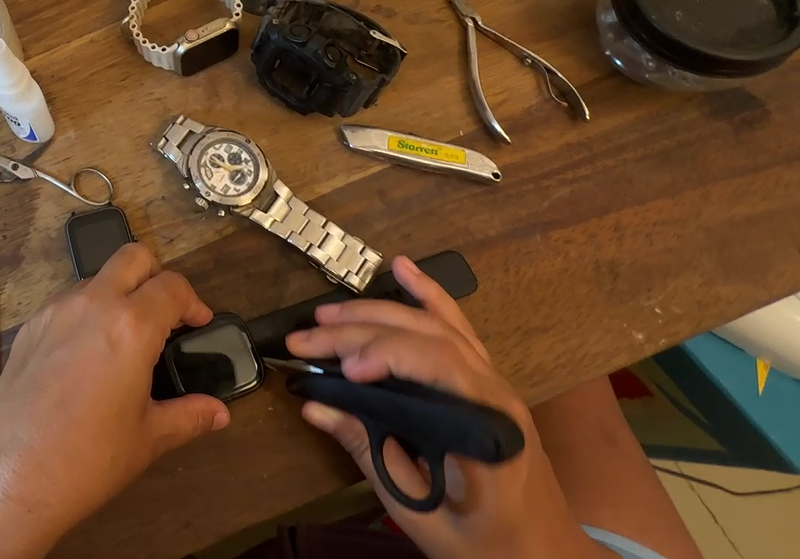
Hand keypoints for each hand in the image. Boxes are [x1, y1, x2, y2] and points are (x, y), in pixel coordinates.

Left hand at [0, 243, 229, 558]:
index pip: (172, 286)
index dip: (193, 301)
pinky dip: (86, 312)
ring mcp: (55, 310)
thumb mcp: (150, 437)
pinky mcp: (30, 326)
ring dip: (118, 293)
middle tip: (166, 314)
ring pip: (96, 277)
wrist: (16, 473)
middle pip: (132, 257)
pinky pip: (67, 302)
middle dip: (156, 275)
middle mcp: (92, 304)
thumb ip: (189, 415)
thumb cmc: (90, 457)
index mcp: (131, 325)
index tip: (199, 322)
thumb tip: (218, 412)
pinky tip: (88, 356)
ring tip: (127, 339)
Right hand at [284, 255, 601, 558]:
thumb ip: (372, 456)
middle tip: (303, 339)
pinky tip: (402, 268)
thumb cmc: (488, 547)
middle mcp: (495, 393)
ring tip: (326, 313)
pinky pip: (456, 326)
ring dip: (375, 312)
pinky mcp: (485, 379)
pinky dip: (428, 293)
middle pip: (423, 338)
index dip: (384, 356)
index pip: (436, 368)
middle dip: (358, 333)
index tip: (341, 372)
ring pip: (432, 324)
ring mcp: (494, 381)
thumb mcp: (424, 517)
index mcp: (489, 429)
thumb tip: (314, 406)